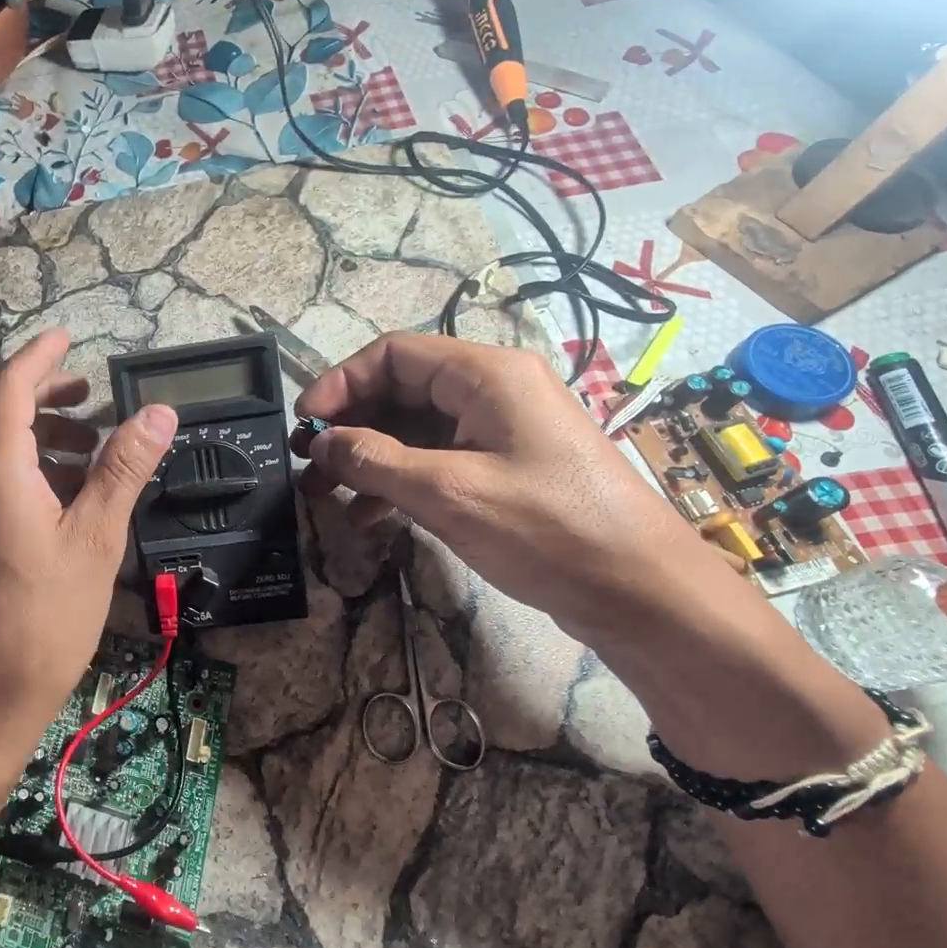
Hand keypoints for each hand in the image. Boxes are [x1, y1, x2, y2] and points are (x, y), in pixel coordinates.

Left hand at [0, 327, 177, 750]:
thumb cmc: (42, 619)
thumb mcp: (95, 539)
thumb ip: (123, 469)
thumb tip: (159, 412)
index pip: (8, 385)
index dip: (40, 357)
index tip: (68, 338)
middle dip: (40, 392)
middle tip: (89, 393)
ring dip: (34, 431)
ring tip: (90, 446)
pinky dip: (18, 463)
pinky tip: (61, 491)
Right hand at [295, 331, 729, 638]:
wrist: (642, 593)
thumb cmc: (548, 529)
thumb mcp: (449, 492)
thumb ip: (375, 461)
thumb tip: (320, 443)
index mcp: (486, 376)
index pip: (392, 354)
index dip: (339, 383)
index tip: (303, 423)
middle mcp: (492, 392)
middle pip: (399, 390)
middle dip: (348, 425)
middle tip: (308, 464)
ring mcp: (499, 432)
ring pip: (412, 430)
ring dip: (366, 458)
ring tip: (324, 494)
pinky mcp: (503, 469)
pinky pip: (434, 461)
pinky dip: (397, 482)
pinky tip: (368, 517)